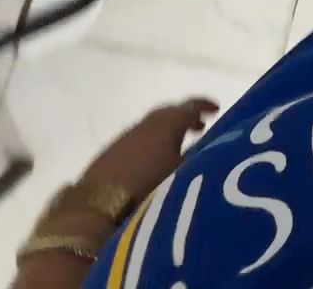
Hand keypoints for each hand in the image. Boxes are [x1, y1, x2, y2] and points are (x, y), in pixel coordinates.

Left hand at [78, 98, 218, 199]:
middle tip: (201, 126)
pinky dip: (153, 139)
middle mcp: (148, 122)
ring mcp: (127, 135)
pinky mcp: (112, 150)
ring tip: (180, 142)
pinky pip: (140, 136)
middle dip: (187, 116)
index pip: (191, 105)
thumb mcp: (181, 172)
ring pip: (154, 123)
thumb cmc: (147, 188)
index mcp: (168, 121)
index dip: (205, 105)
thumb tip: (212, 144)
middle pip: (171, 111)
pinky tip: (155, 156)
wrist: (94, 207)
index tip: (217, 109)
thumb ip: (196, 154)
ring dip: (169, 129)